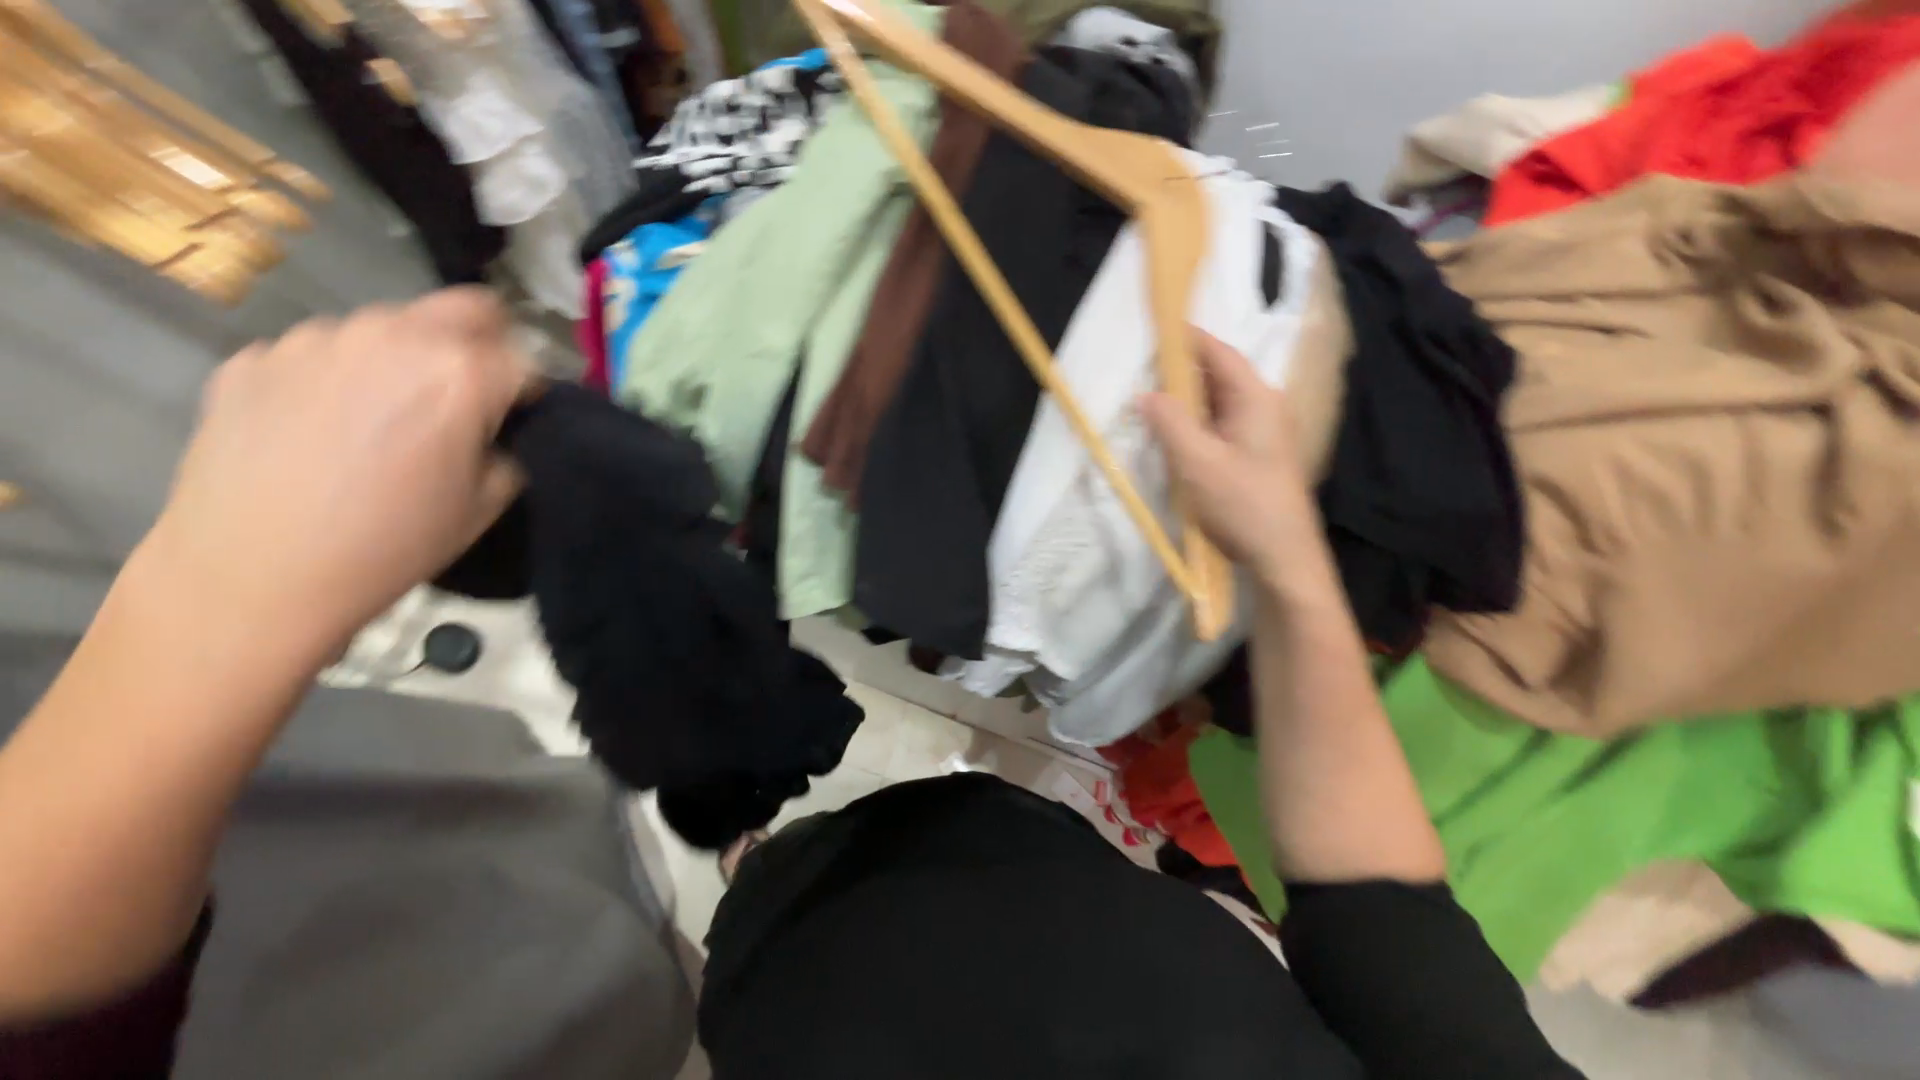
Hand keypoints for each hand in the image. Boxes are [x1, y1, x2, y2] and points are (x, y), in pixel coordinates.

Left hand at [145, 289, 530, 656]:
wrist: (253, 574)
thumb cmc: (390, 546)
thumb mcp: (483, 506)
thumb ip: (504, 449)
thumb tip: (491, 430)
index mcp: (461, 375)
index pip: (524, 356)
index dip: (528, 389)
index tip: (516, 416)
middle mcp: (393, 337)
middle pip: (462, 310)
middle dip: (478, 345)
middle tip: (463, 395)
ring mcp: (316, 340)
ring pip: (386, 327)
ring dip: (401, 357)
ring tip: (379, 417)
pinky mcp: (255, 357)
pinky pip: (318, 354)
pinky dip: (334, 379)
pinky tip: (318, 431)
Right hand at [1141, 330, 1323, 583]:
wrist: (1284, 557)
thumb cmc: (1243, 504)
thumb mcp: (1196, 462)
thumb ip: (1169, 422)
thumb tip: (1146, 393)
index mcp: (1255, 398)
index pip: (1218, 352)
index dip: (1185, 338)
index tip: (1153, 328)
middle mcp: (1264, 406)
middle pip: (1218, 375)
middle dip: (1180, 371)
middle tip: (1140, 370)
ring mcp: (1263, 432)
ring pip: (1218, 402)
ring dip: (1186, 401)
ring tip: (1149, 401)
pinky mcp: (1257, 455)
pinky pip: (1221, 425)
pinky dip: (1196, 423)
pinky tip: (1173, 436)